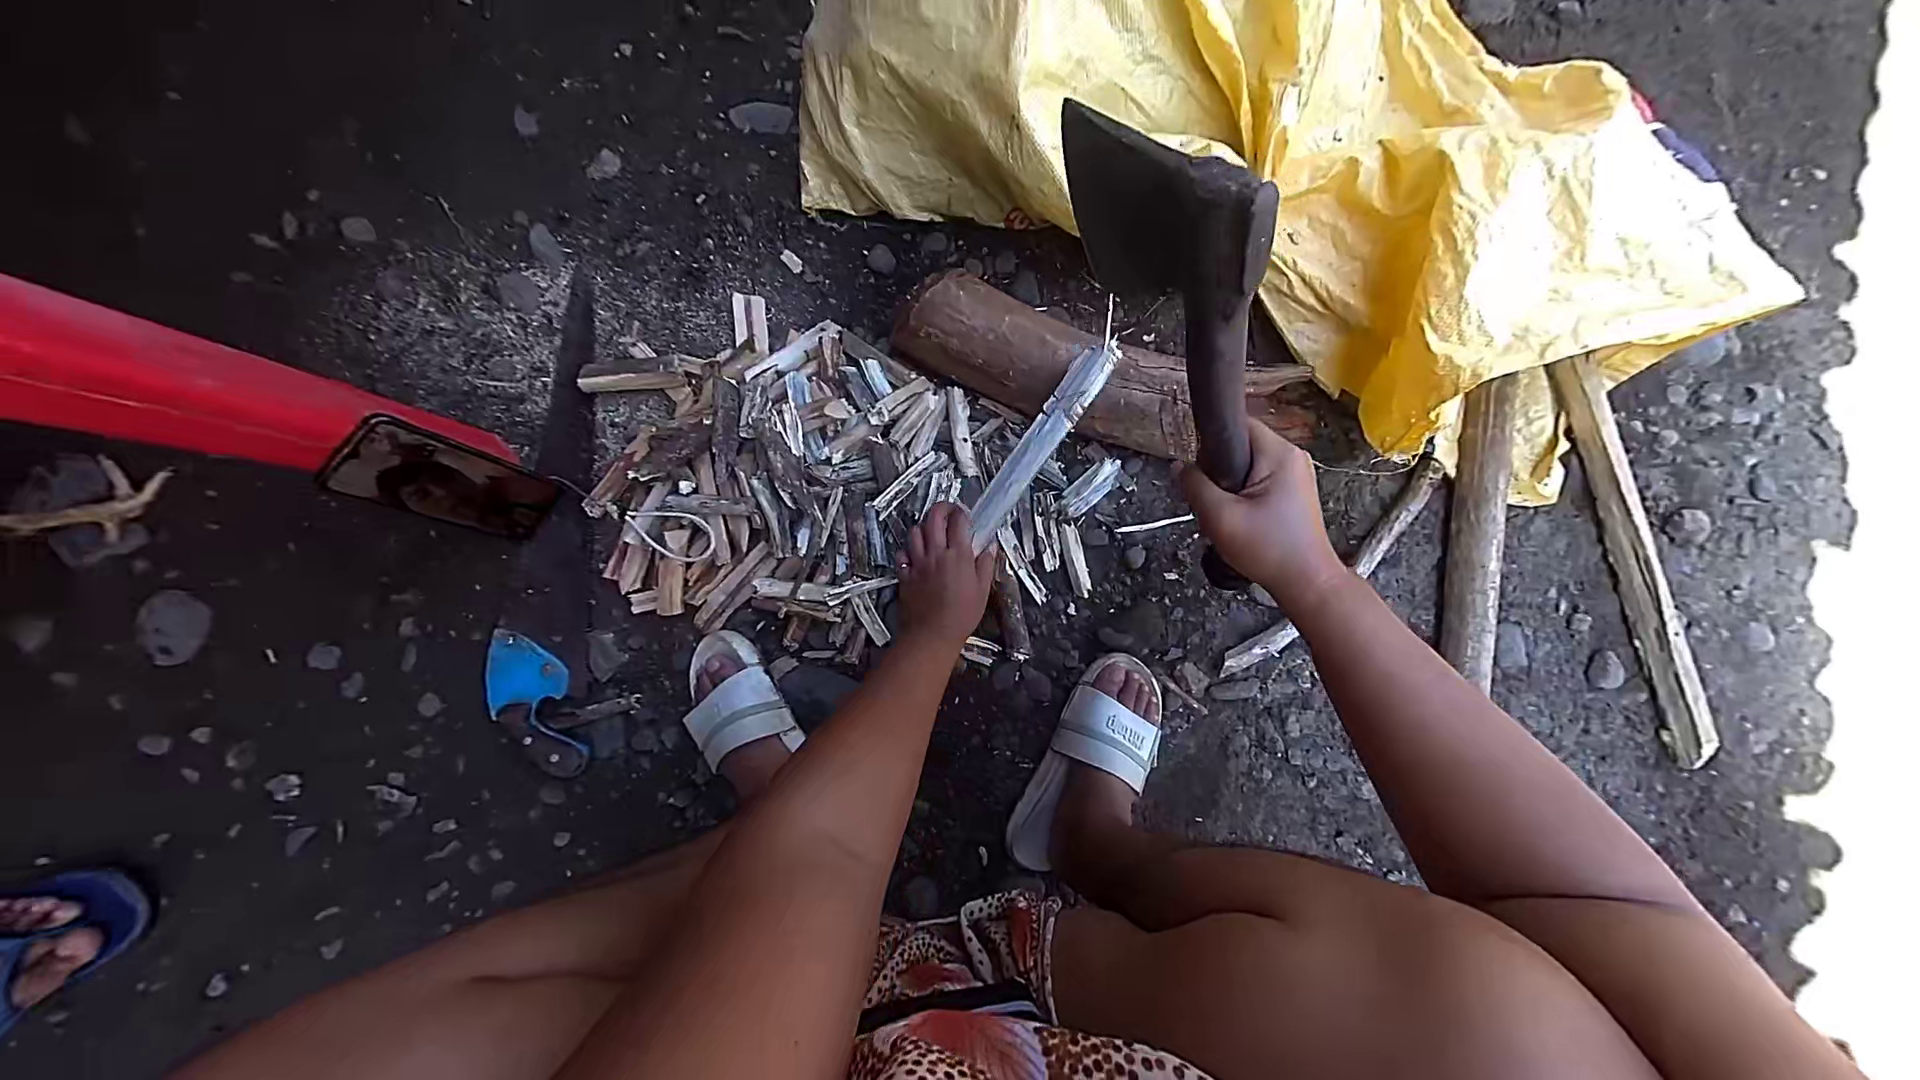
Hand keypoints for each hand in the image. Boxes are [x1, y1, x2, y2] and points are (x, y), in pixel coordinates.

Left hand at [897, 503, 996, 646]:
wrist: (932, 635)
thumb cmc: (960, 616)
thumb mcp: (982, 591)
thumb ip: (985, 565)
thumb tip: (989, 548)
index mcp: (959, 556)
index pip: (959, 521)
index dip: (962, 513)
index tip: (965, 515)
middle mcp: (936, 554)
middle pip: (933, 518)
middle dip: (941, 508)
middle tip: (947, 511)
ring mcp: (918, 563)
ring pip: (915, 532)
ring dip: (923, 527)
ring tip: (931, 532)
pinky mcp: (905, 574)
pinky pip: (902, 553)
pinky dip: (908, 549)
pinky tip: (915, 554)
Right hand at [1175, 418, 1343, 609]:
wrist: (1305, 582)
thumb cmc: (1267, 549)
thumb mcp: (1219, 517)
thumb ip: (1194, 486)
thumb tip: (1177, 466)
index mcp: (1279, 453)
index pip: (1236, 425)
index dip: (1211, 445)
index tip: (1200, 474)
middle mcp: (1291, 456)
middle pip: (1238, 447)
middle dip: (1217, 472)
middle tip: (1212, 502)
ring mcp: (1294, 474)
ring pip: (1244, 466)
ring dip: (1227, 487)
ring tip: (1226, 514)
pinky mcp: (1291, 491)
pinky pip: (1255, 481)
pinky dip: (1240, 496)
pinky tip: (1238, 519)